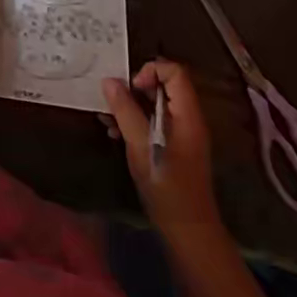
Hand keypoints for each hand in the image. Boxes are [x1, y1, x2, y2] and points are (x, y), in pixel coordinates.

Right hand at [103, 60, 221, 235]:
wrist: (185, 226)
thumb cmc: (166, 182)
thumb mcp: (140, 143)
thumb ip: (125, 110)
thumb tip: (109, 80)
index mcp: (188, 115)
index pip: (175, 72)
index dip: (150, 71)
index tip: (130, 87)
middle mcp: (188, 119)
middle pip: (164, 85)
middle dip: (134, 87)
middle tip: (114, 100)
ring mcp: (180, 133)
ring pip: (154, 103)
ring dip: (129, 105)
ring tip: (108, 117)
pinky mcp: (171, 145)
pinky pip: (152, 120)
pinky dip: (133, 119)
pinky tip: (114, 131)